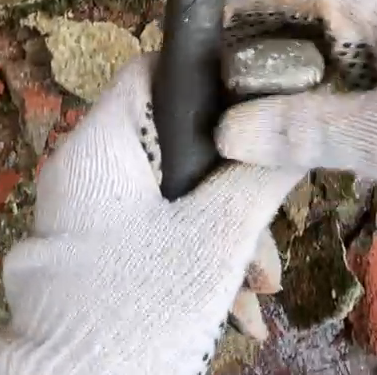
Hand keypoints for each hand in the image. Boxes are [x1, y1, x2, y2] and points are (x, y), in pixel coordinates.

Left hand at [0, 57, 303, 374]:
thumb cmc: (142, 303)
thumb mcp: (214, 239)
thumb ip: (257, 177)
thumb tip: (297, 128)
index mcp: (98, 146)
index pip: (147, 73)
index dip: (199, 79)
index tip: (249, 104)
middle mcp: (79, 171)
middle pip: (166, 143)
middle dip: (224, 181)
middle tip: (267, 221)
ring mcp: (80, 219)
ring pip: (163, 196)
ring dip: (217, 230)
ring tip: (261, 281)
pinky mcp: (87, 259)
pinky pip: (145, 234)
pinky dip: (187, 254)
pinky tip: (235, 303)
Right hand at [215, 0, 376, 288]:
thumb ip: (308, 131)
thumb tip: (227, 132)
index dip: (223, 5)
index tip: (175, 41)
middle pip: (290, 10)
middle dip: (242, 50)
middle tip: (197, 99)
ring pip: (316, 43)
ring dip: (277, 78)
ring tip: (229, 120)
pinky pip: (345, 67)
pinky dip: (312, 92)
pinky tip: (289, 130)